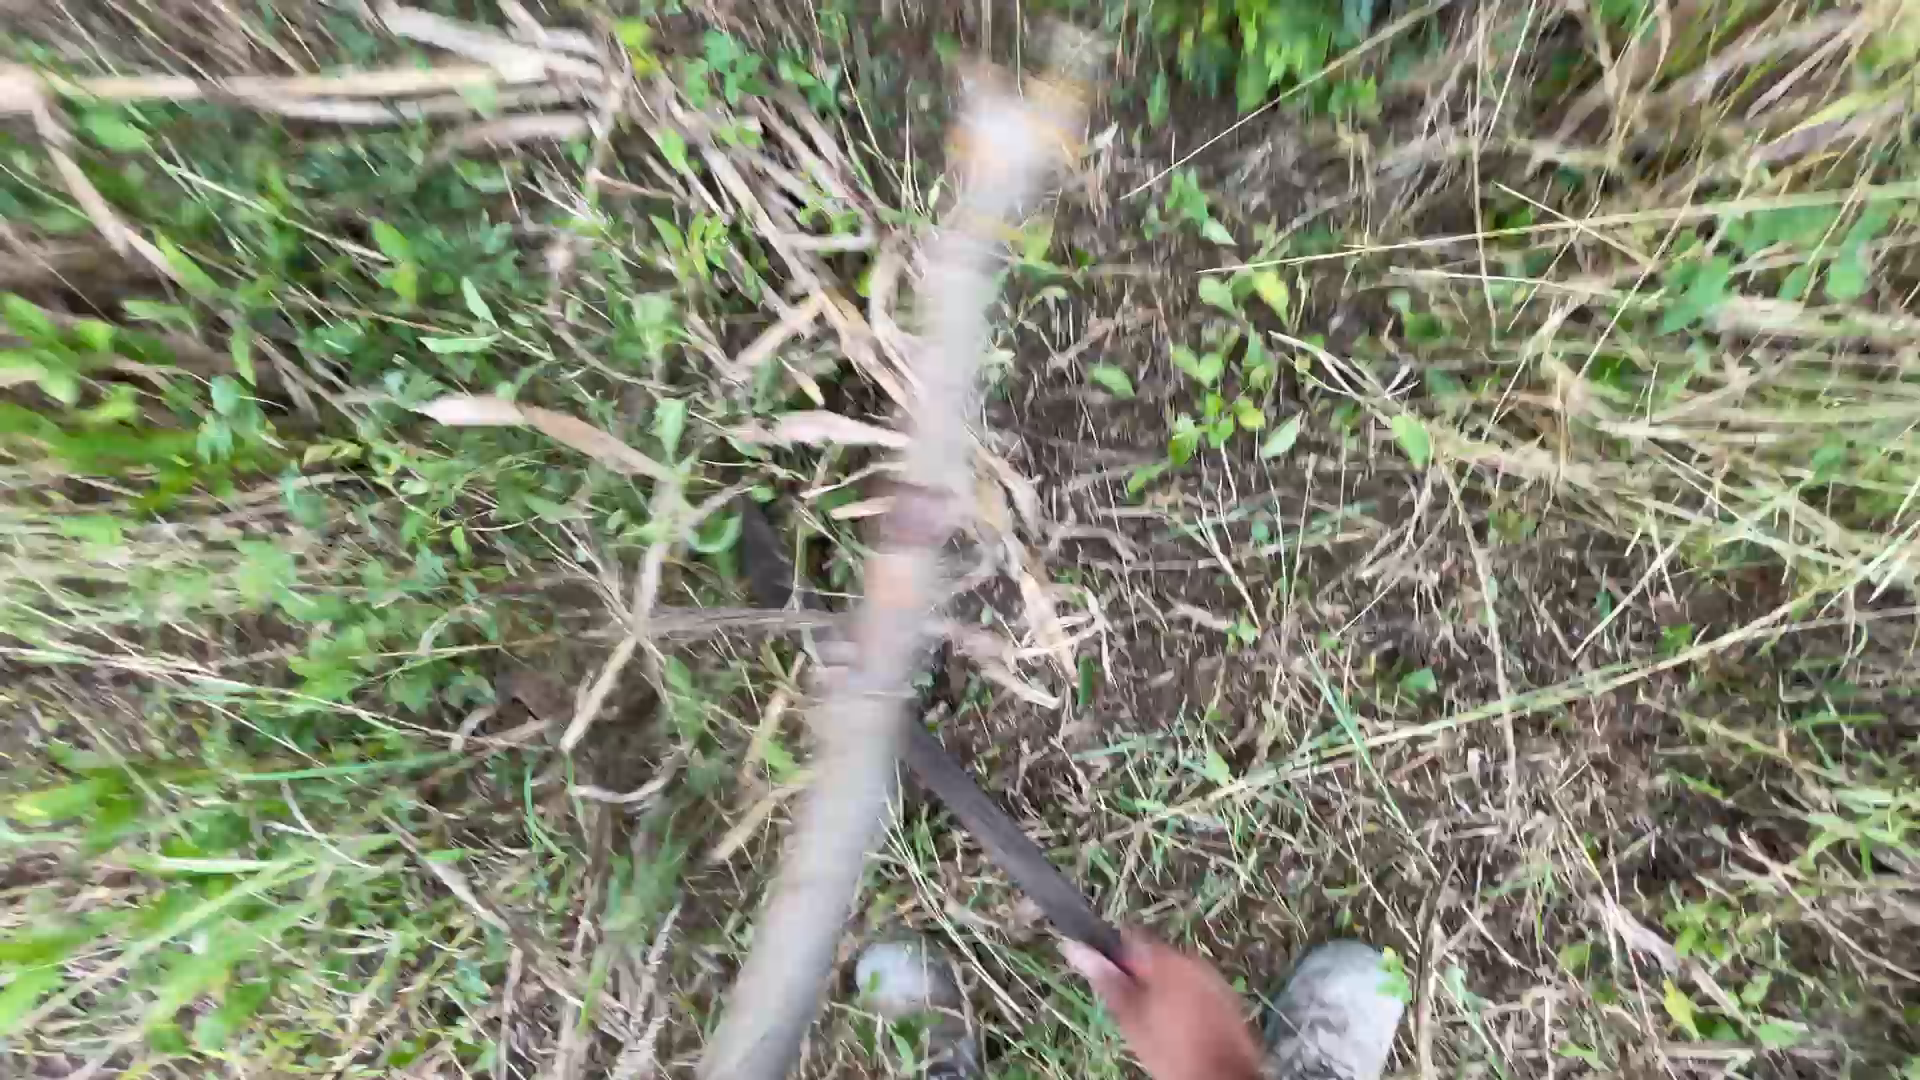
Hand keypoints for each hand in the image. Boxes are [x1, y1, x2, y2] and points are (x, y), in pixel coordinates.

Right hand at [1060, 931, 1262, 1079]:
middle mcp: (1190, 957)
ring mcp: (1212, 976)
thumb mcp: (1131, 1017)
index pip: (1127, 937)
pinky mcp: (1226, 997)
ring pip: (1174, 972)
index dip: (1112, 957)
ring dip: (1162, 988)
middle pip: (1152, 955)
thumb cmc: (1170, 1050)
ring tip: (1155, 1022)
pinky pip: (1195, 987)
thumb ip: (1105, 979)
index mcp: (1164, 957)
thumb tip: (1073, 947)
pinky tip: (1180, 1026)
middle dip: (1139, 976)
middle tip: (1131, 1010)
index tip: (1108, 982)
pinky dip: (1184, 1000)